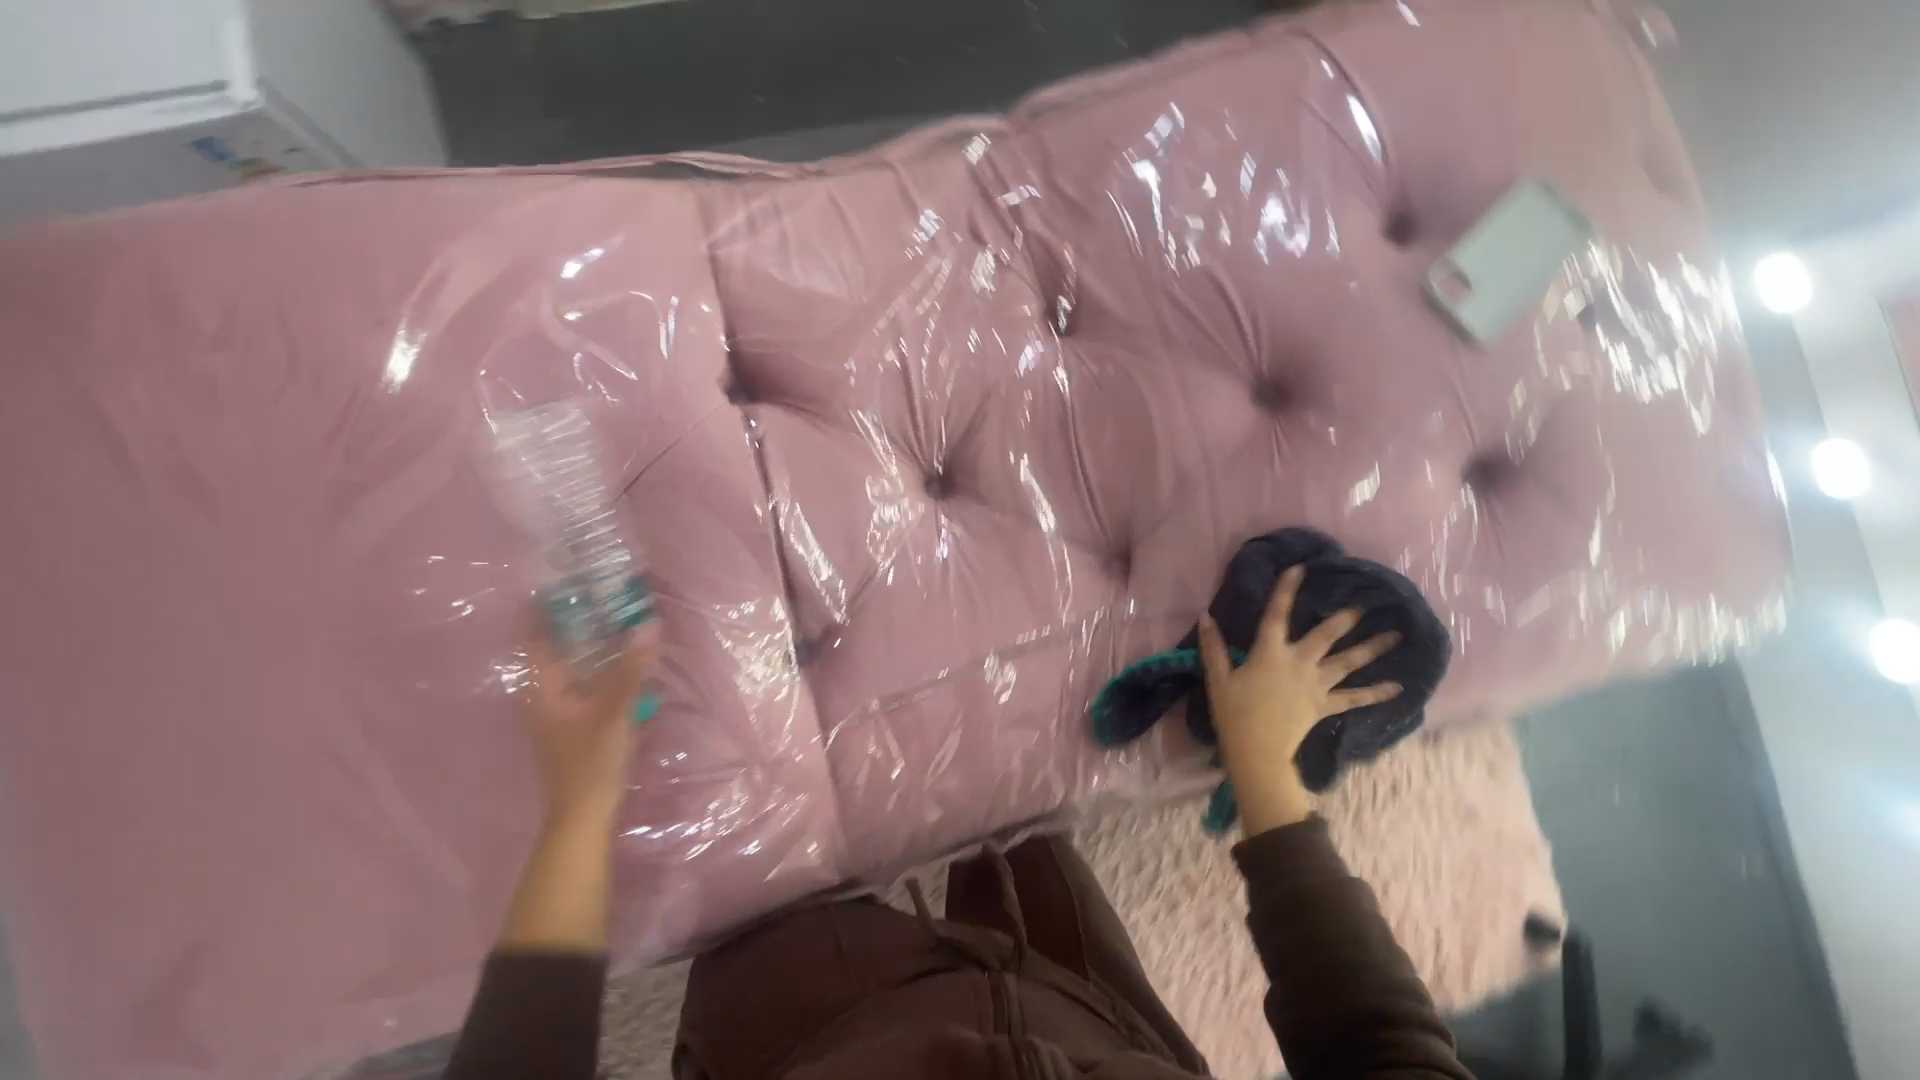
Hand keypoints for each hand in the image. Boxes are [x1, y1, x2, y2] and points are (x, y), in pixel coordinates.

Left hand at [518, 610, 660, 827]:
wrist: (583, 817)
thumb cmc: (590, 763)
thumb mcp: (614, 712)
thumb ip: (631, 669)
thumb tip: (649, 624)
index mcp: (541, 689)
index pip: (535, 638)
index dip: (543, 609)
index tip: (562, 581)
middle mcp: (544, 697)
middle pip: (555, 649)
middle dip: (575, 623)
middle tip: (601, 594)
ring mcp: (559, 713)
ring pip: (573, 667)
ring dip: (591, 645)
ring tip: (617, 618)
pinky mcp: (576, 725)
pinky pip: (587, 684)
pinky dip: (602, 668)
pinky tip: (625, 662)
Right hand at [1196, 565, 1402, 835]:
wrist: (1257, 751)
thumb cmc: (1234, 713)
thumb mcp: (1218, 679)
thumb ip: (1213, 648)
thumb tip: (1205, 617)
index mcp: (1270, 653)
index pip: (1277, 615)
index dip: (1286, 591)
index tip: (1299, 569)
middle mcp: (1299, 663)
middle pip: (1325, 636)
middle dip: (1344, 619)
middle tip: (1364, 605)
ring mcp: (1316, 685)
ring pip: (1348, 663)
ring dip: (1372, 649)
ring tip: (1396, 636)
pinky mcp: (1324, 706)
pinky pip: (1354, 698)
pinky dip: (1375, 693)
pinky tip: (1397, 687)